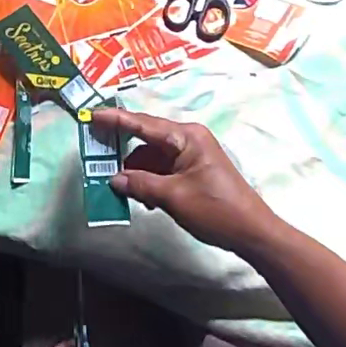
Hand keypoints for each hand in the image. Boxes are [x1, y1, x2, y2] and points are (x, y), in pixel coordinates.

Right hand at [95, 108, 279, 253]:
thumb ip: (140, 184)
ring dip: (137, 169)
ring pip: (153, 155)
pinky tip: (141, 195)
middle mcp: (189, 138)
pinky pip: (163, 167)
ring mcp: (192, 154)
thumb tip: (113, 179)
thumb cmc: (215, 209)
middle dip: (123, 147)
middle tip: (97, 151)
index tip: (93, 115)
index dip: (116, 120)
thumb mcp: (173, 197)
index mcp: (186, 136)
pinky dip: (150, 178)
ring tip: (119, 186)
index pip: (144, 124)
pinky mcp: (193, 169)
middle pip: (147, 137)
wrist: (252, 232)